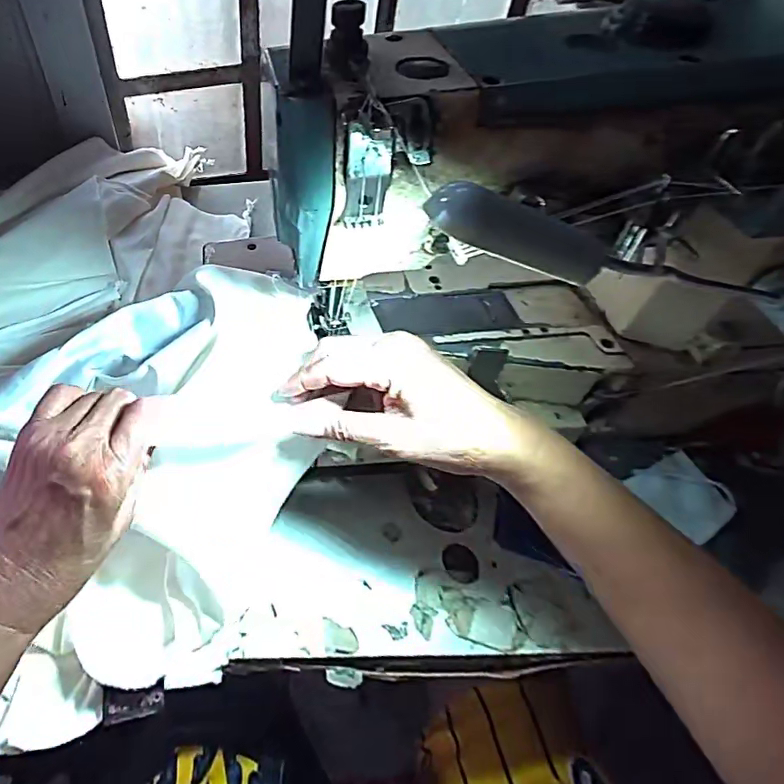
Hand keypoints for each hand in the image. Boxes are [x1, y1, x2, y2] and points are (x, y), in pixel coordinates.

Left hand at [0, 386, 156, 634]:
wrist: (17, 568)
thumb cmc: (72, 554)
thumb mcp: (123, 518)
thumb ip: (137, 472)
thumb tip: (146, 439)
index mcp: (108, 474)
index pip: (140, 415)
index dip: (151, 415)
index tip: (152, 421)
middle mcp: (79, 448)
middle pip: (116, 399)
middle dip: (127, 412)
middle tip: (126, 430)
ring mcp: (50, 437)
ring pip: (90, 394)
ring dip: (101, 408)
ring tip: (100, 430)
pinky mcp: (29, 433)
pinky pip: (60, 394)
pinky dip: (73, 399)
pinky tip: (76, 419)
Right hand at [279, 331, 559, 481]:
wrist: (501, 439)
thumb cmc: (460, 436)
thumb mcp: (392, 438)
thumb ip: (340, 426)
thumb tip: (302, 420)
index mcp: (392, 357)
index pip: (331, 365)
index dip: (302, 382)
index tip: (282, 398)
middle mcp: (395, 344)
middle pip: (335, 351)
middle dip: (310, 376)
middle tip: (291, 402)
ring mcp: (402, 349)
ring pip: (347, 355)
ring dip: (328, 379)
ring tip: (313, 408)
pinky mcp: (406, 358)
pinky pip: (364, 361)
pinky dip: (347, 380)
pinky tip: (340, 403)